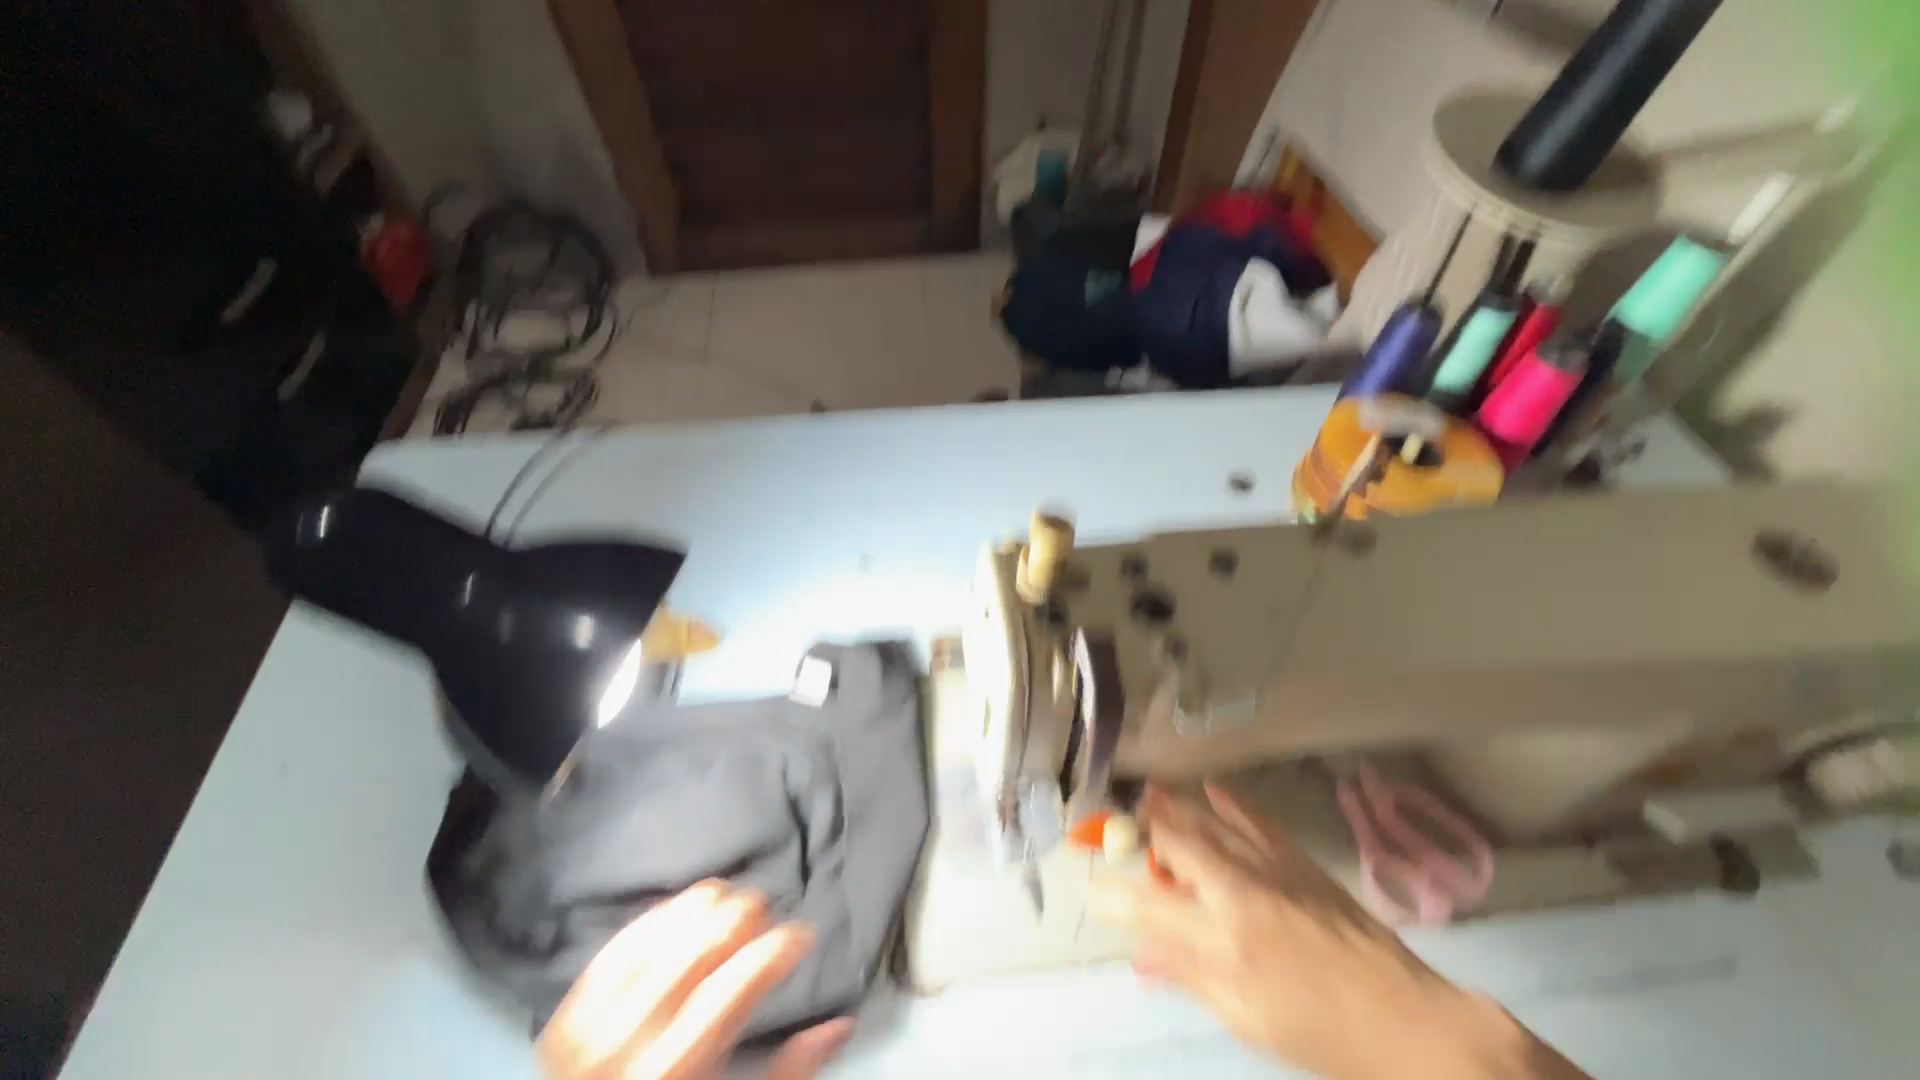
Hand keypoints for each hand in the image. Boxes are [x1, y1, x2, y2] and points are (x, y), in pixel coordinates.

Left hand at [537, 881, 852, 1079]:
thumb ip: (789, 1072)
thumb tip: (842, 1025)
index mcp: (679, 1069)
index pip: (736, 987)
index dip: (776, 950)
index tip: (801, 934)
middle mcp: (632, 1043)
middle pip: (699, 950)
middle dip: (741, 915)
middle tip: (764, 910)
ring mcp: (593, 1023)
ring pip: (663, 936)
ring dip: (703, 907)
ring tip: (730, 901)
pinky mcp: (570, 1009)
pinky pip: (622, 943)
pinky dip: (661, 917)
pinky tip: (688, 907)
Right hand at [1090, 785, 1585, 1079]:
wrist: (1408, 1021)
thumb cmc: (1320, 1035)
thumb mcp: (1244, 1018)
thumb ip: (1189, 976)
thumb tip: (1141, 956)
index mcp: (1223, 941)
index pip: (1148, 905)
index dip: (1112, 893)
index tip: (1090, 885)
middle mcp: (1241, 893)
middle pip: (1176, 846)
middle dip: (1137, 832)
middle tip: (1110, 825)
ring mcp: (1273, 870)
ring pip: (1211, 824)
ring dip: (1174, 807)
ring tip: (1146, 793)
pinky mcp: (1301, 863)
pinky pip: (1257, 821)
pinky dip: (1230, 803)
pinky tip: (1212, 789)